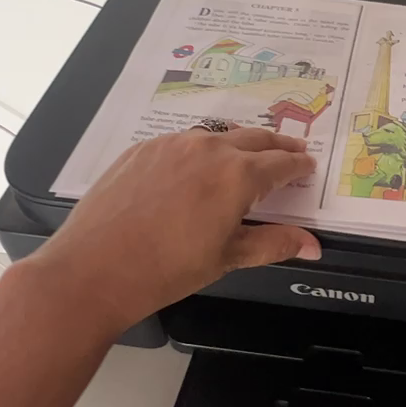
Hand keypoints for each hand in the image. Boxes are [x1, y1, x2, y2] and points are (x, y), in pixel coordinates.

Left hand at [23, 126, 320, 331]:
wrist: (93, 269)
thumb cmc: (166, 269)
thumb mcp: (228, 258)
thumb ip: (274, 243)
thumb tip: (312, 245)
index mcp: (237, 175)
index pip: (281, 163)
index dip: (299, 166)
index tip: (308, 166)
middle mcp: (208, 149)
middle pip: (255, 139)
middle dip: (277, 147)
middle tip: (291, 152)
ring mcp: (172, 144)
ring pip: (218, 136)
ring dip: (239, 145)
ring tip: (246, 158)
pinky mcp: (144, 149)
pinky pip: (183, 142)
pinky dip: (202, 150)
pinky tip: (197, 169)